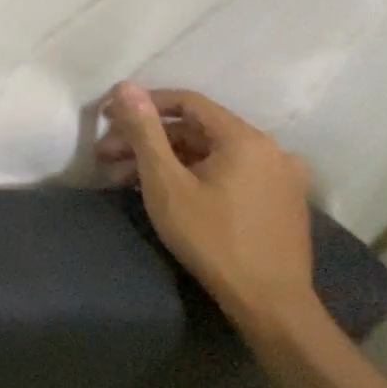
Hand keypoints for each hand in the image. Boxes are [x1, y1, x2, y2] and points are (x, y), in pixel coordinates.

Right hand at [97, 82, 318, 326]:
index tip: (107, 120)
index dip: (143, 105)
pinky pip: (228, 171)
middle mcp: (271, 150)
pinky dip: (192, 173)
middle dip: (147, 139)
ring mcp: (280, 176)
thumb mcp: (165, 181)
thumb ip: (145, 131)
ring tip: (124, 179)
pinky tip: (164, 192)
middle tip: (106, 156)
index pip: (187, 102)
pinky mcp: (279, 200)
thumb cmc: (210, 236)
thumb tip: (125, 87)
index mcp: (246, 139)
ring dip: (164, 159)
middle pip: (196, 129)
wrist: (269, 300)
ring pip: (209, 152)